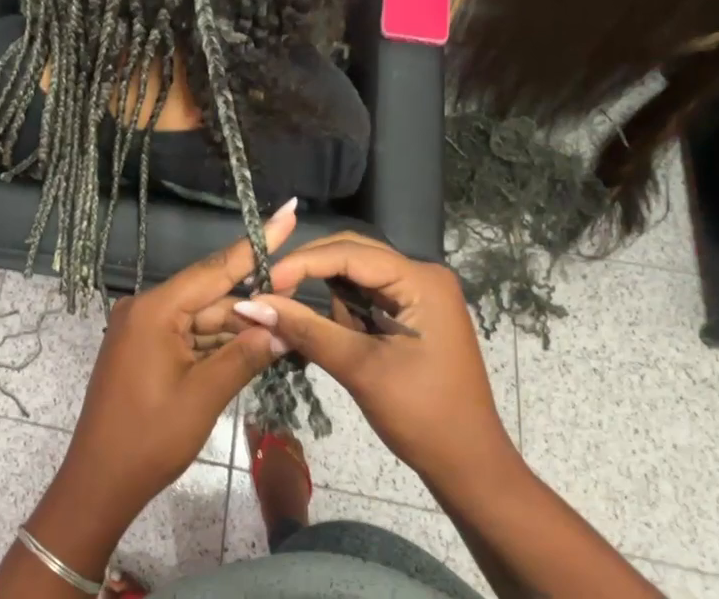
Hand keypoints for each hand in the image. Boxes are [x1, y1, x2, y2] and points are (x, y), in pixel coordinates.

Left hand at [0, 208, 294, 595]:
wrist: (100, 481)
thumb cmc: (150, 437)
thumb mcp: (205, 395)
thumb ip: (245, 355)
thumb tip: (283, 327)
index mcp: (155, 309)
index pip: (215, 268)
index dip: (256, 243)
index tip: (287, 212)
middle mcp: (145, 309)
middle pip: (210, 296)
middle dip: (254, 302)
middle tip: (301, 299)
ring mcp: (142, 330)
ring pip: (202, 319)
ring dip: (239, 327)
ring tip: (287, 326)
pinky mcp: (144, 350)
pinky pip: (188, 336)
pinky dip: (217, 344)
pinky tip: (253, 347)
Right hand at [241, 233, 515, 494]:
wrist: (468, 465)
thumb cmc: (422, 417)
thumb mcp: (358, 369)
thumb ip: (305, 329)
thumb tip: (250, 304)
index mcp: (421, 281)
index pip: (350, 252)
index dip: (302, 263)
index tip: (262, 282)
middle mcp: (422, 276)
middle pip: (352, 254)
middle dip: (310, 273)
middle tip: (269, 294)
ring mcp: (419, 294)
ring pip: (355, 274)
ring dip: (326, 294)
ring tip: (302, 322)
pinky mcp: (411, 314)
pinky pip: (365, 295)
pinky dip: (342, 310)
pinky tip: (331, 333)